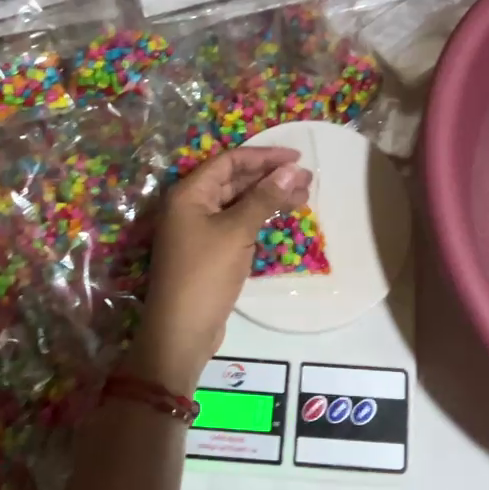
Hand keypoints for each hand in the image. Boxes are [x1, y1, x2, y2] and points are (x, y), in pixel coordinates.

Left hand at [128, 147, 310, 394]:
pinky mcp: (209, 249)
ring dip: (269, 196)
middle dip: (271, 177)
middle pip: (235, 180)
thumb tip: (292, 170)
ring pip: (239, 202)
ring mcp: (199, 228)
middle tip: (307, 179)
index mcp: (189, 193)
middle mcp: (191, 205)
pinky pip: (237, 221)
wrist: (181, 333)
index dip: (265, 156)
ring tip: (304, 197)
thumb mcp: (237, 231)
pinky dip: (259, 216)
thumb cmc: (205, 274)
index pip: (231, 161)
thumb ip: (265, 197)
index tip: (297, 158)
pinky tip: (281, 216)